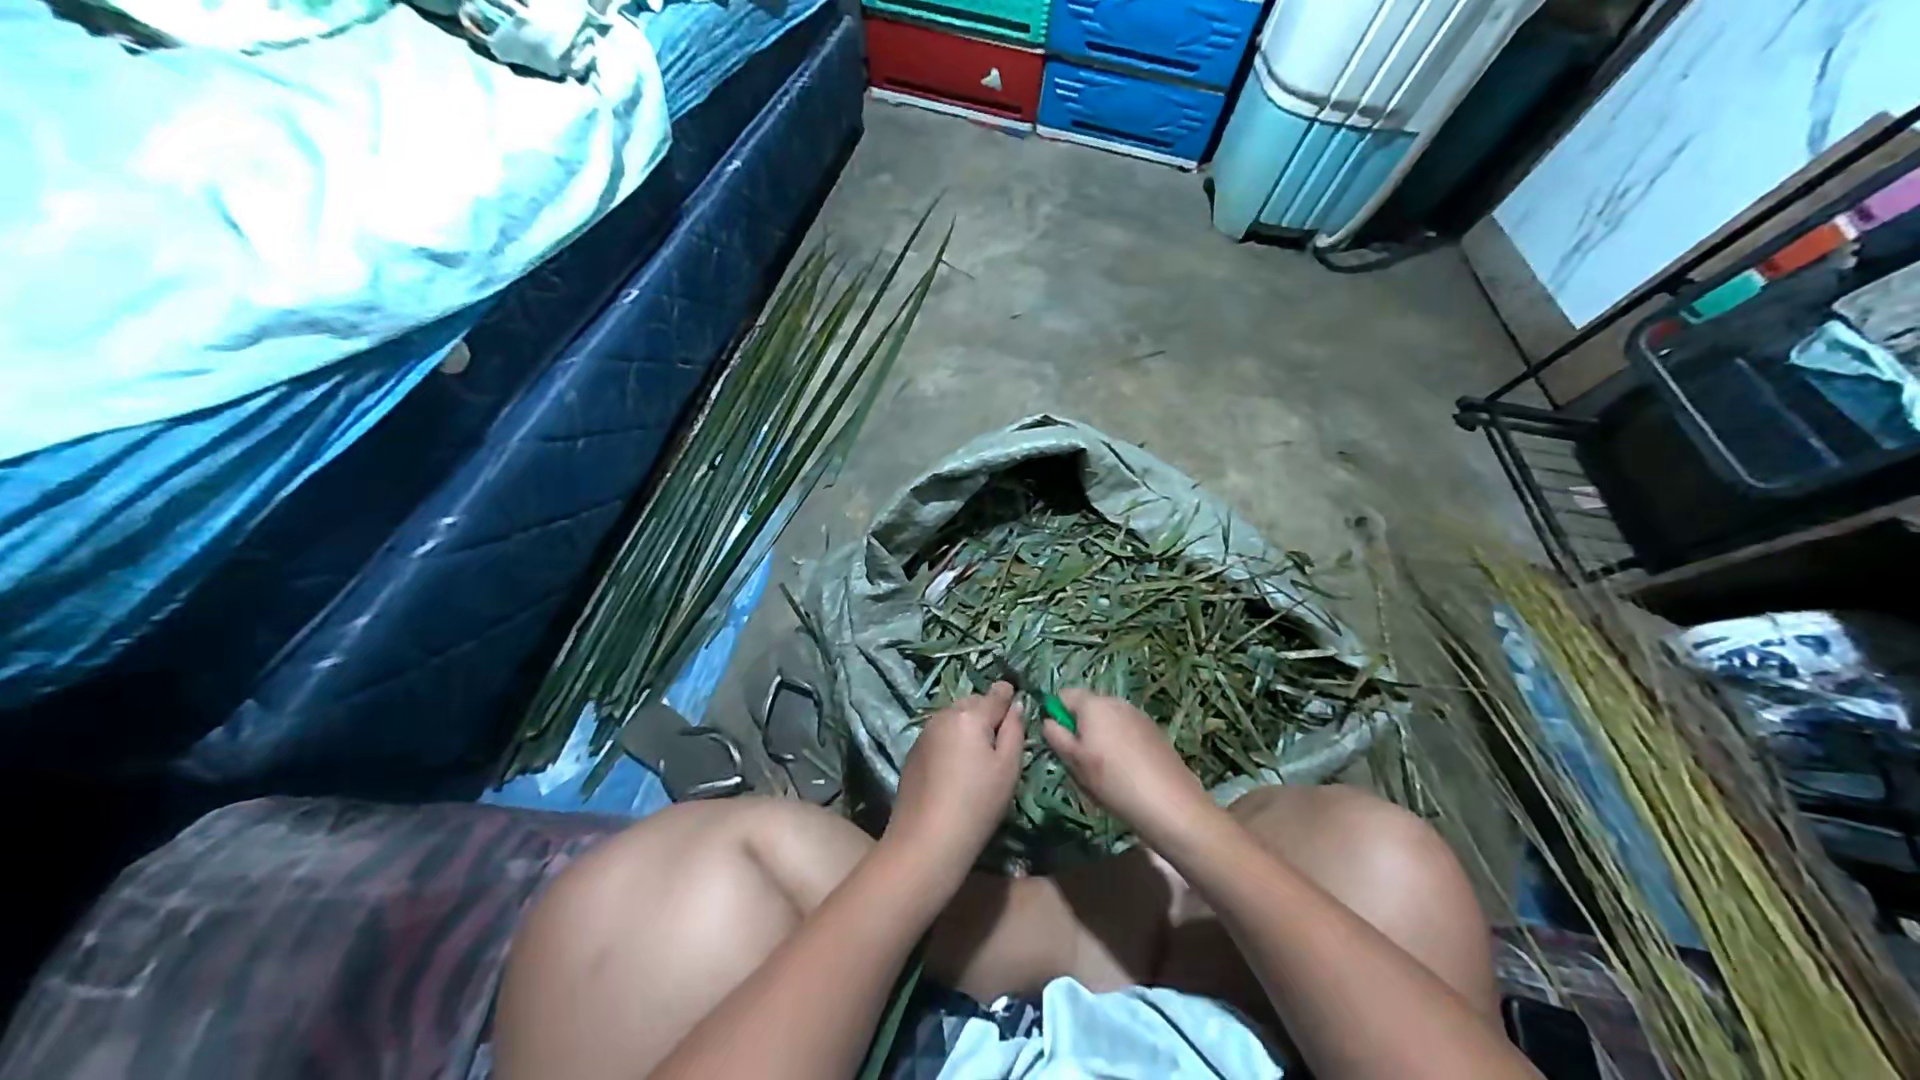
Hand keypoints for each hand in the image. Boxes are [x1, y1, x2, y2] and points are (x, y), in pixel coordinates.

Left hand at [885, 681, 1025, 885]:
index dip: (1008, 695)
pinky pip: (939, 734)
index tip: (1015, 701)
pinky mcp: (913, 752)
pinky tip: (955, 768)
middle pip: (972, 703)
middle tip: (998, 740)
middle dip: (986, 712)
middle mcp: (944, 716)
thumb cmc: (977, 803)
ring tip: (977, 755)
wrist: (926, 839)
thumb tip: (1015, 705)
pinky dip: (950, 741)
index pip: (996, 694)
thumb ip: (1014, 730)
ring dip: (966, 726)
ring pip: (953, 717)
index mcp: (970, 716)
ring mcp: (924, 733)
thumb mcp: (1008, 767)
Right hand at [1043, 690, 1219, 847]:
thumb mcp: (1074, 761)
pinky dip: (1122, 745)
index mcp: (1093, 704)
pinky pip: (1127, 730)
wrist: (1169, 803)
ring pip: (1109, 720)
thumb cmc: (1112, 780)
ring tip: (1107, 771)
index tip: (1064, 743)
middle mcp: (1116, 701)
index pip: (1064, 695)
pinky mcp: (1155, 731)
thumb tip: (1049, 721)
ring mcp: (1139, 715)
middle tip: (1083, 762)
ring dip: (1102, 737)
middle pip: (1088, 707)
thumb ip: (1055, 736)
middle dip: (1082, 728)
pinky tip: (1128, 772)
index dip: (1058, 716)